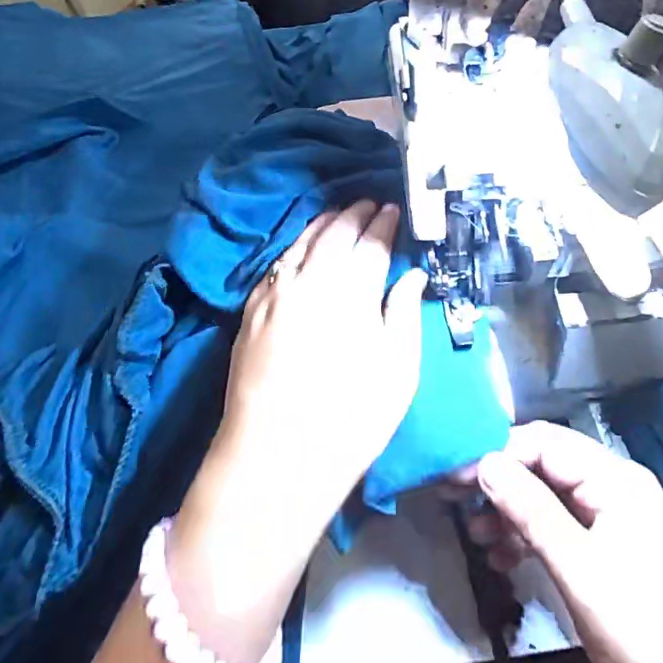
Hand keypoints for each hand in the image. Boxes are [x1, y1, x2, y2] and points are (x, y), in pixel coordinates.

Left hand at [160, 202, 425, 662]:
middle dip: (356, 215)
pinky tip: (301, 249)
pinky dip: (294, 248)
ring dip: (323, 224)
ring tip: (339, 214)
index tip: (395, 210)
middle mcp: (312, 281)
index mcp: (353, 291)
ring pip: (301, 244)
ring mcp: (275, 296)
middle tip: (371, 204)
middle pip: (335, 235)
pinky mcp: (250, 314)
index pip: (373, 243)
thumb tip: (411, 275)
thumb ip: (403, 312)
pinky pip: (275, 265)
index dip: (386, 224)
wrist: (276, 458)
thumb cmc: (352, 416)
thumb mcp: (398, 366)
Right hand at [460, 423, 662, 662]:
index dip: (499, 452)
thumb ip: (532, 511)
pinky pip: (561, 527)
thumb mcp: (580, 569)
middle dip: (501, 479)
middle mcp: (615, 487)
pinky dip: (529, 536)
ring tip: (476, 535)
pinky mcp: (609, 550)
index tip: (452, 474)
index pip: (547, 443)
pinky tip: (502, 557)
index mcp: (616, 477)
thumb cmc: (643, 626)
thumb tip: (485, 463)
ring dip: (511, 511)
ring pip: (550, 498)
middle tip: (453, 498)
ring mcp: (614, 518)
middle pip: (548, 465)